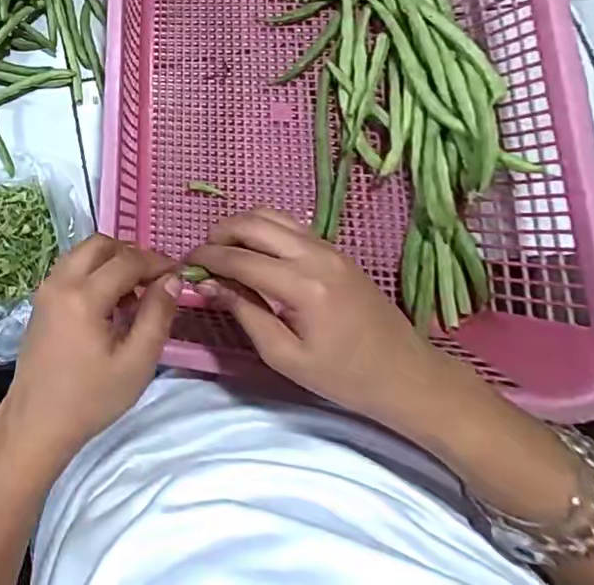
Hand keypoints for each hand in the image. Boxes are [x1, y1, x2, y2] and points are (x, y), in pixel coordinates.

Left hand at [0, 235, 179, 463]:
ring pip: (83, 252)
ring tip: (133, 291)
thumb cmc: (90, 398)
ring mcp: (46, 288)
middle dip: (131, 254)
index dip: (156, 262)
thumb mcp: (136, 363)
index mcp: (84, 296)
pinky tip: (109, 301)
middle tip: (154, 279)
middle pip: (101, 244)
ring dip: (111, 260)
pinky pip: (71, 267)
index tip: (177, 274)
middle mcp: (61, 282)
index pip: (127, 261)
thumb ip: (157, 315)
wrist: (36, 423)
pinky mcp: (41, 299)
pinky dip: (93, 270)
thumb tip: (171, 280)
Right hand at [186, 208, 478, 431]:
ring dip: (240, 226)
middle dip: (219, 234)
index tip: (185, 265)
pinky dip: (262, 228)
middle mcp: (314, 254)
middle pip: (251, 223)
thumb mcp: (285, 357)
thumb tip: (207, 284)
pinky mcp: (333, 248)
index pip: (240, 257)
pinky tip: (252, 250)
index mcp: (302, 286)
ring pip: (269, 215)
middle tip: (202, 256)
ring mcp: (327, 246)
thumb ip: (244, 313)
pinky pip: (288, 224)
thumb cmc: (344, 378)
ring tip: (223, 250)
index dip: (207, 258)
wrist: (407, 375)